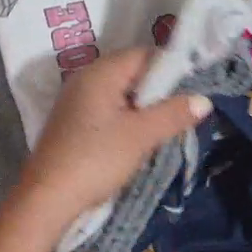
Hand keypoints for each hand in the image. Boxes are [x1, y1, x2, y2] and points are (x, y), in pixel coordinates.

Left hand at [10, 46, 211, 232]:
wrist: (47, 197)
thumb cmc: (96, 159)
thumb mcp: (140, 136)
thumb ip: (172, 114)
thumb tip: (204, 99)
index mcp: (100, 72)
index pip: (142, 54)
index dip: (169, 68)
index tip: (190, 90)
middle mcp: (85, 77)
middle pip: (130, 71)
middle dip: (156, 90)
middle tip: (177, 114)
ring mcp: (75, 98)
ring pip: (119, 91)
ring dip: (141, 107)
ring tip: (159, 130)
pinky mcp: (71, 120)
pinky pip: (105, 107)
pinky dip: (123, 117)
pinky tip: (134, 140)